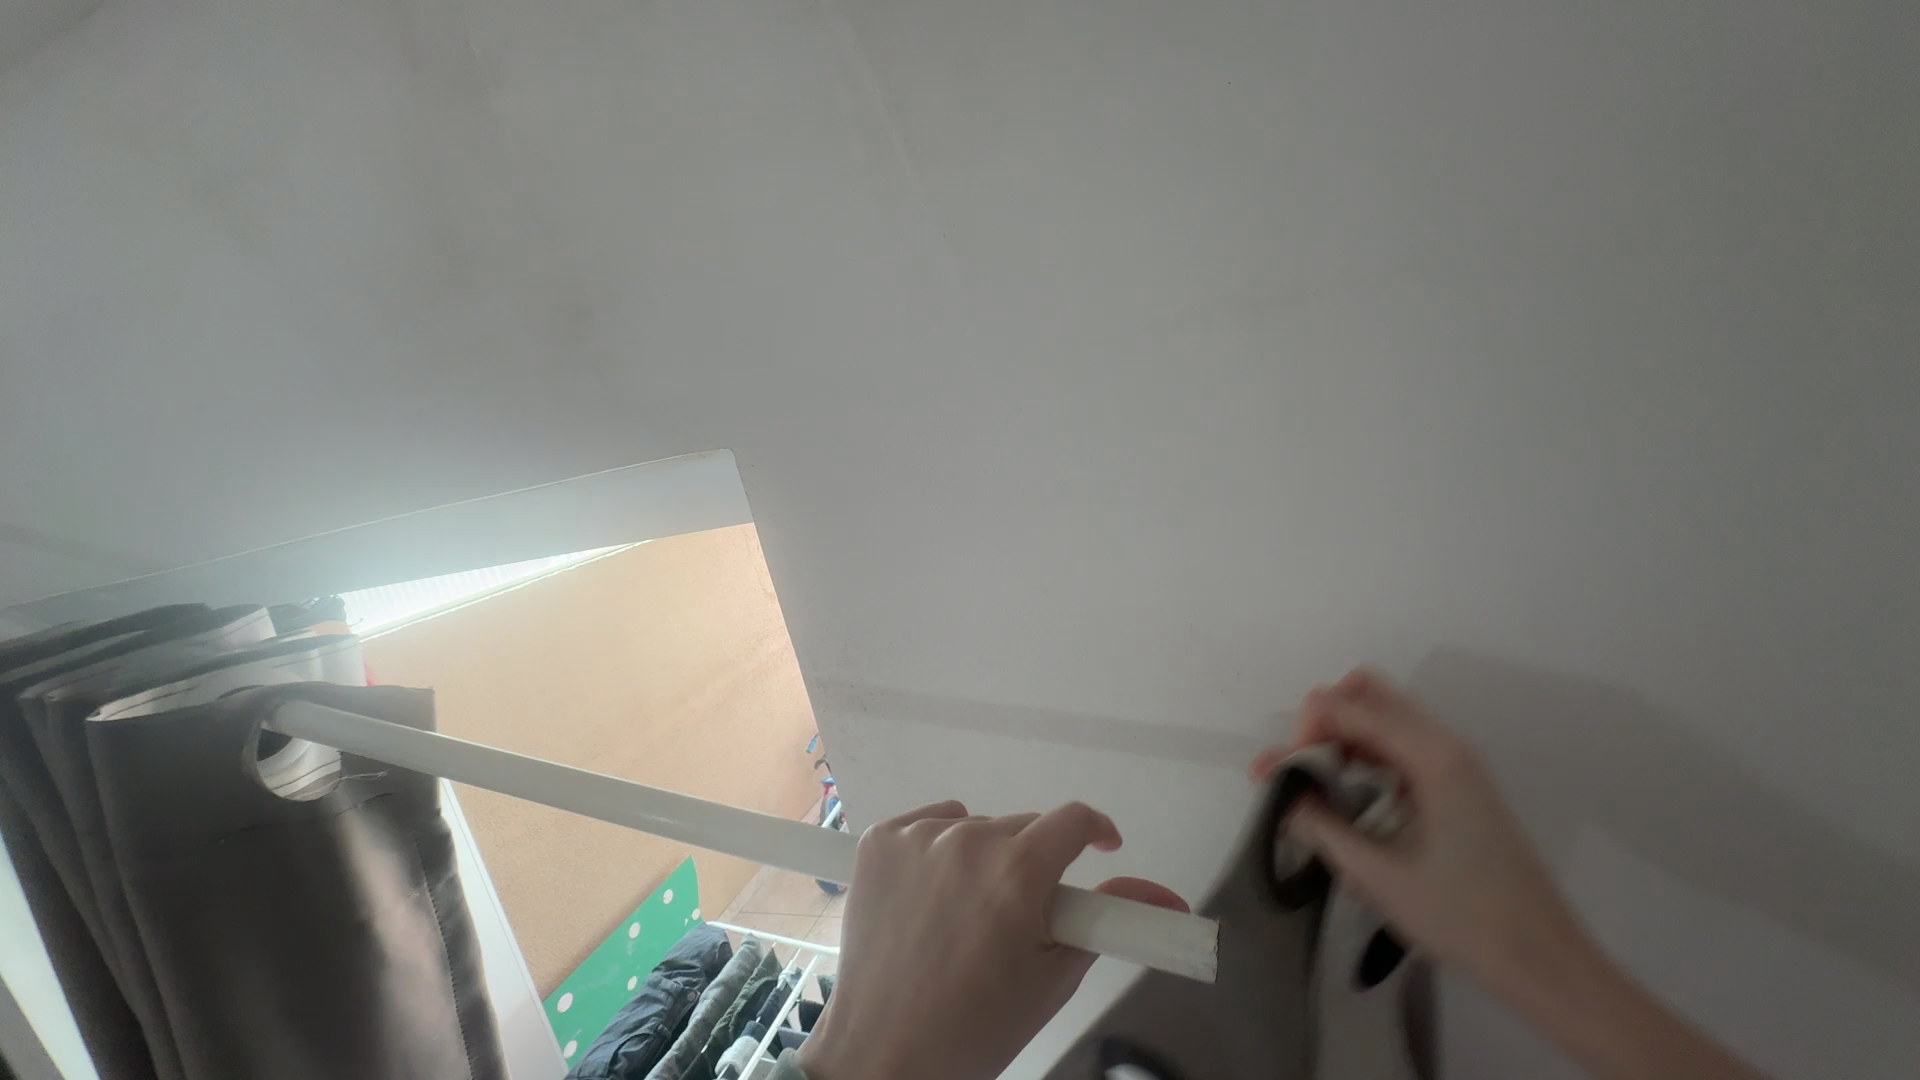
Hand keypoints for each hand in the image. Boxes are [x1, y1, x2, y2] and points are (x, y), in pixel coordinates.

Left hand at [796, 800, 1186, 1079]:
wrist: (886, 1051)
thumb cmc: (980, 1025)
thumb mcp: (1056, 975)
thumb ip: (1107, 920)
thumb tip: (1164, 895)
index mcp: (1019, 872)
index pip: (1073, 819)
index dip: (1095, 830)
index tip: (1101, 845)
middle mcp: (968, 840)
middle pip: (1022, 828)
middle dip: (1033, 861)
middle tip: (1019, 912)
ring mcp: (918, 836)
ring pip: (974, 827)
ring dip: (983, 857)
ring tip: (965, 912)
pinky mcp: (879, 839)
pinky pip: (928, 822)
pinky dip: (937, 847)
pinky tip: (929, 892)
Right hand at [1254, 668, 1585, 1000]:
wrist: (1544, 962)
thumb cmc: (1460, 916)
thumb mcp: (1375, 872)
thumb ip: (1316, 822)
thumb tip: (1273, 785)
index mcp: (1433, 757)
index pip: (1350, 707)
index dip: (1307, 731)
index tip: (1285, 775)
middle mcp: (1446, 745)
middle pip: (1369, 692)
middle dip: (1324, 718)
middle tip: (1303, 765)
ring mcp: (1455, 763)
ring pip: (1383, 715)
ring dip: (1342, 734)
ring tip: (1316, 782)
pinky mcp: (1457, 784)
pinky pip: (1399, 743)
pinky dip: (1364, 752)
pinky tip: (1348, 795)